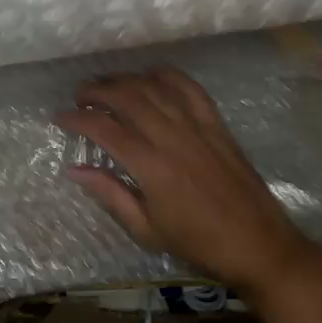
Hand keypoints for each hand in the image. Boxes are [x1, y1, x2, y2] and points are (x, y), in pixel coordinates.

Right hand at [54, 67, 317, 290]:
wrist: (261, 247)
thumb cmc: (199, 243)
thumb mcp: (147, 230)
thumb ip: (109, 194)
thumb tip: (74, 169)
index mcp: (152, 167)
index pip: (103, 129)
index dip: (76, 119)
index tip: (60, 118)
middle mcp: (171, 138)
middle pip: (125, 97)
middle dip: (95, 91)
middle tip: (80, 98)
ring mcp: (197, 127)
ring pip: (152, 86)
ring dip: (123, 80)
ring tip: (107, 86)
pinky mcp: (216, 124)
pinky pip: (188, 87)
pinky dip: (165, 75)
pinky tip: (149, 77)